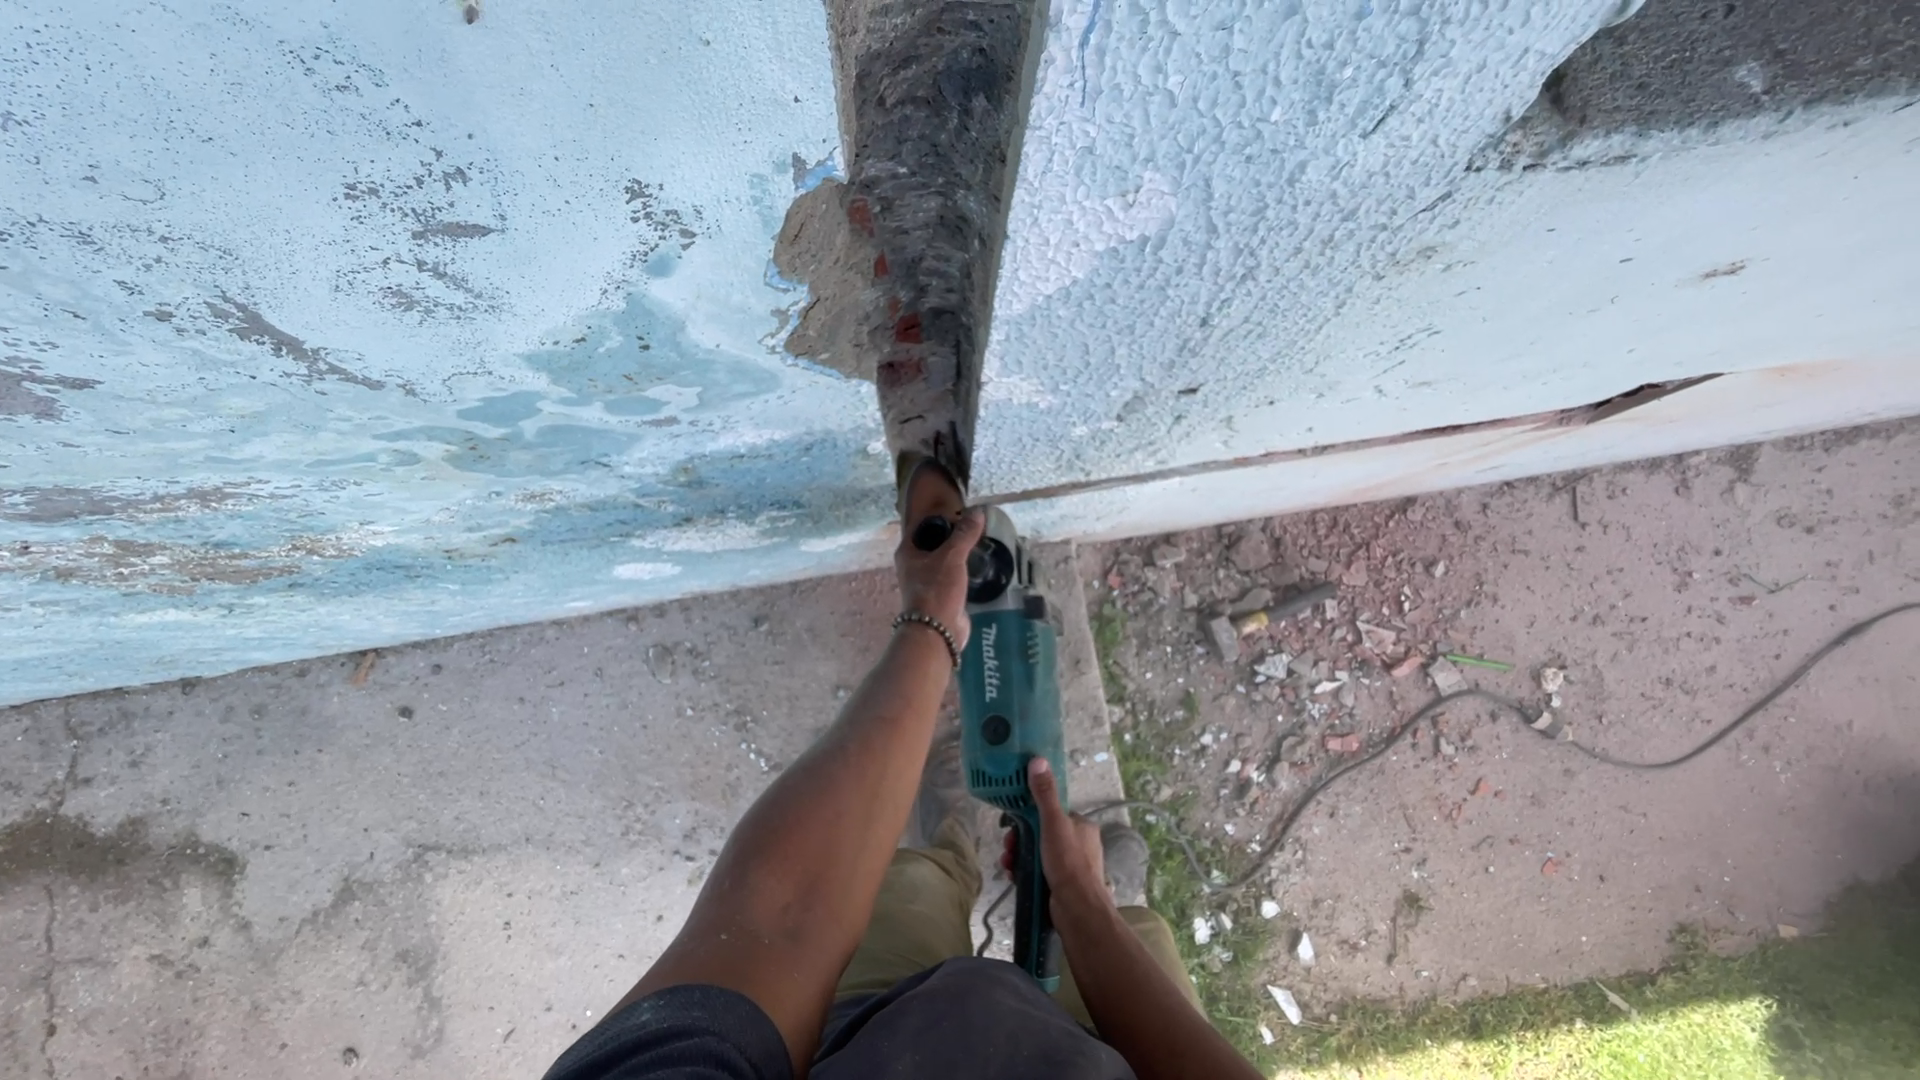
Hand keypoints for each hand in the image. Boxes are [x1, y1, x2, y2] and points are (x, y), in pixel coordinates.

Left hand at [895, 461, 984, 649]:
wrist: (937, 632)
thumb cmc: (937, 590)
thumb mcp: (953, 557)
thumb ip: (965, 533)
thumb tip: (979, 511)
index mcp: (908, 551)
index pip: (922, 524)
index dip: (940, 515)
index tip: (961, 508)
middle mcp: (913, 564)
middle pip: (934, 542)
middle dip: (952, 534)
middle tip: (975, 524)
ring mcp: (926, 581)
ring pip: (943, 559)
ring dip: (959, 552)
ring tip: (980, 541)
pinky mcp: (940, 594)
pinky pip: (952, 574)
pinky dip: (963, 568)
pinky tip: (978, 564)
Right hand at [1015, 756, 1111, 915]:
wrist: (1077, 910)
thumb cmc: (1068, 862)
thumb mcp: (1054, 823)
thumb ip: (1044, 794)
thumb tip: (1037, 760)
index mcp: (1082, 826)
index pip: (1052, 813)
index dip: (1030, 816)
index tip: (1013, 824)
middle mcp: (1080, 844)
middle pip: (1042, 834)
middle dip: (1020, 840)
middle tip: (1008, 847)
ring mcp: (1072, 867)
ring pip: (1039, 854)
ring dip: (1019, 856)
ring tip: (1007, 864)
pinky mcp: (1063, 885)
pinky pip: (1040, 872)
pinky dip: (1025, 872)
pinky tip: (1014, 876)